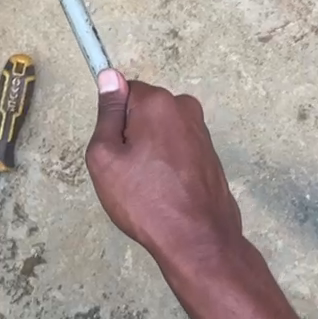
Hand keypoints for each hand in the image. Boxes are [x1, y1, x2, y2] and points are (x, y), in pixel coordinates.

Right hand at [85, 70, 245, 271]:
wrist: (198, 242)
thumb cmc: (145, 199)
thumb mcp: (106, 156)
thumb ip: (108, 112)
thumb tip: (109, 76)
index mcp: (157, 102)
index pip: (123, 92)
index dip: (114, 121)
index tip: (115, 150)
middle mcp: (184, 107)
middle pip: (144, 111)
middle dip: (132, 135)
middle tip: (127, 171)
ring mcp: (202, 131)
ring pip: (161, 131)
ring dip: (151, 151)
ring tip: (148, 186)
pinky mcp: (211, 154)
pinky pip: (178, 149)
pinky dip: (168, 165)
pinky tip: (166, 192)